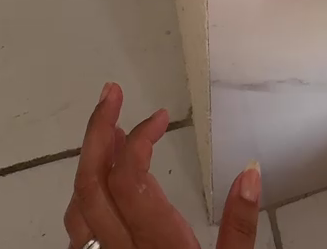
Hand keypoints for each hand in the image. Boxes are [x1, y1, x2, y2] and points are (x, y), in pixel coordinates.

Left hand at [64, 82, 260, 248]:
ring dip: (87, 161)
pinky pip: (77, 235)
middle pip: (90, 185)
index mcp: (156, 247)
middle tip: (111, 92)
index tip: (161, 116)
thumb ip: (240, 227)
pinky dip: (85, 196)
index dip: (138, 137)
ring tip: (106, 126)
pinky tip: (100, 185)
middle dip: (96, 131)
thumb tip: (250, 170)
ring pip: (76, 210)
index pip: (130, 178)